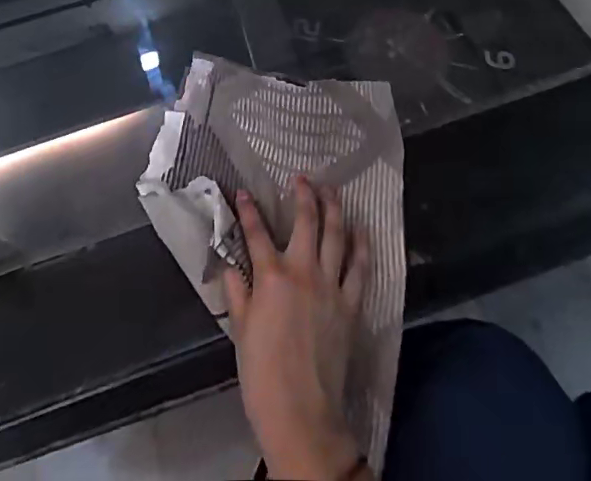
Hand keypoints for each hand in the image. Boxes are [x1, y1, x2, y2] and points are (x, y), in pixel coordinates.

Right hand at [224, 176, 369, 480]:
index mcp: (271, 276)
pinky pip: (360, 268)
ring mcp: (331, 287)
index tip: (243, 192)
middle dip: (303, 195)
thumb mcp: (239, 328)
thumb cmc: (261, 371)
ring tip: (332, 190)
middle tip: (301, 177)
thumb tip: (229, 264)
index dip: (247, 209)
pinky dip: (361, 246)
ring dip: (334, 209)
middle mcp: (303, 271)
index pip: (256, 232)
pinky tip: (360, 230)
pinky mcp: (351, 305)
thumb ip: (236, 291)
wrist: (301, 412)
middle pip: (306, 222)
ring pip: (336, 236)